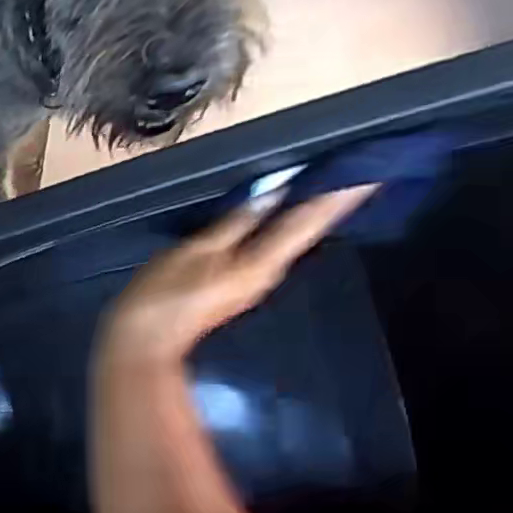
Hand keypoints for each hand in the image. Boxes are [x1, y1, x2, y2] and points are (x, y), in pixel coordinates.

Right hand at [99, 184, 377, 365]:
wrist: (140, 344)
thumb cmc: (160, 299)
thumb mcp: (192, 253)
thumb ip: (233, 224)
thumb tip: (272, 194)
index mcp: (262, 263)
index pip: (310, 220)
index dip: (341, 194)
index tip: (373, 168)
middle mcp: (268, 273)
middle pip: (306, 231)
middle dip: (329, 200)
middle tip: (358, 167)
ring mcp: (252, 283)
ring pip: (289, 240)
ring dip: (307, 213)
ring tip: (326, 183)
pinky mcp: (235, 286)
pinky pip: (268, 249)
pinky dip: (281, 228)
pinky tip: (280, 214)